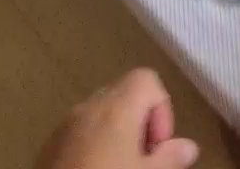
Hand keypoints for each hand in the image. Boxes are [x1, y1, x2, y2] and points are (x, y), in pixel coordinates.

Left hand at [36, 68, 199, 168]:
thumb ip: (169, 158)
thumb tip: (189, 145)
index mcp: (116, 106)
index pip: (148, 78)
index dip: (161, 110)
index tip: (156, 147)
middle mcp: (90, 105)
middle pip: (125, 95)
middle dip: (140, 125)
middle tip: (142, 162)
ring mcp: (66, 122)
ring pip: (102, 114)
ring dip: (117, 135)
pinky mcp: (50, 142)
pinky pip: (81, 129)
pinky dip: (95, 143)